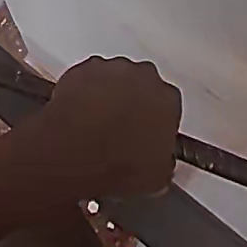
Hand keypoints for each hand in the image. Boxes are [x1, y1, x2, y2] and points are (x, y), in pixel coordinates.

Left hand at [20, 57, 181, 200]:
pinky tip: (80, 112)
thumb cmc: (115, 160)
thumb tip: (158, 168)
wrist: (77, 151)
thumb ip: (163, 163)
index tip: (147, 134)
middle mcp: (144, 76)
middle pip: (143, 84)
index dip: (156, 121)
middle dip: (134, 102)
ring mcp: (114, 69)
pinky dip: (84, 90)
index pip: (168, 105)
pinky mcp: (86, 68)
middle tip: (122, 128)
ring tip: (97, 124)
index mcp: (168, 99)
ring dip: (109, 94)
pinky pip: (88, 77)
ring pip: (115, 77)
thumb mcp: (155, 178)